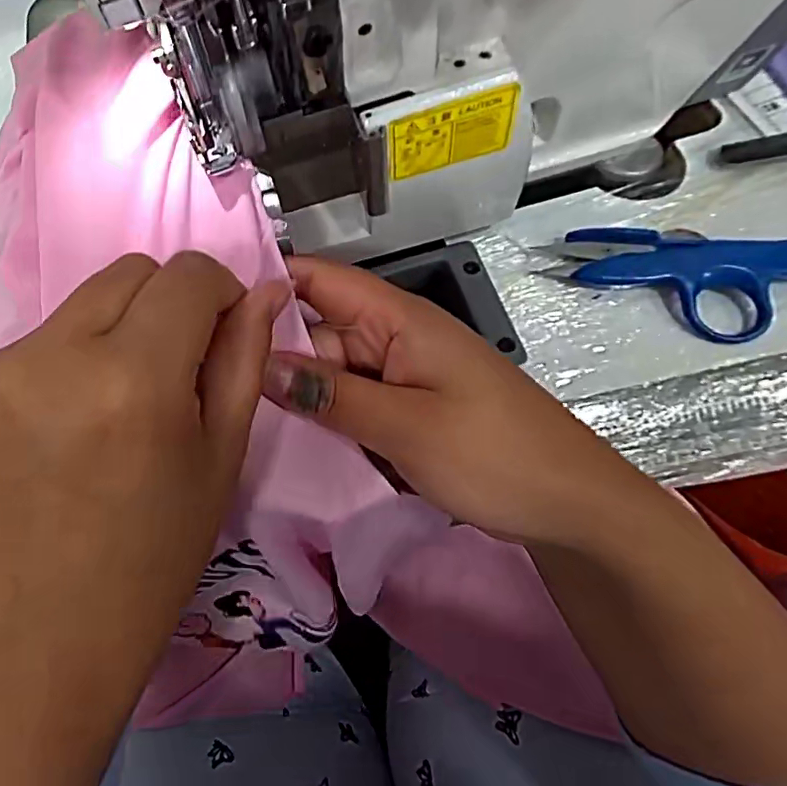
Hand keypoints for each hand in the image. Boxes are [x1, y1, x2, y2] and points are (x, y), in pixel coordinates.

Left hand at [0, 252, 283, 785]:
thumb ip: (244, 358)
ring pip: (88, 300)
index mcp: (133, 379)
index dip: (221, 292)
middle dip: (170, 303)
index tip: (223, 334)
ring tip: (121, 401)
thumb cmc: (150, 564)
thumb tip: (264, 291)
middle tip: (176, 370)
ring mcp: (0, 366)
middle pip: (133, 272)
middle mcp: (56, 354)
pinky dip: (75, 356)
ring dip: (121, 328)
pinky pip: (45, 337)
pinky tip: (74, 421)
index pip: (189, 274)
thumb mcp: (220, 460)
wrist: (36, 649)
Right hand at [265, 257, 786, 785]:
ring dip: (297, 387)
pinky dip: (325, 411)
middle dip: (273, 349)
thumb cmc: (496, 456)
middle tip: (213, 382)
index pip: (317, 277)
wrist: (575, 508)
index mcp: (396, 317)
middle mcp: (392, 334)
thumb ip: (329, 395)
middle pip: (315, 326)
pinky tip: (293, 434)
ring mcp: (398, 371)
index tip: (211, 310)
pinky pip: (350, 397)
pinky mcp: (405, 404)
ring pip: (329, 366)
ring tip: (240, 408)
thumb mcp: (406, 426)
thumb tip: (259, 366)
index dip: (266, 282)